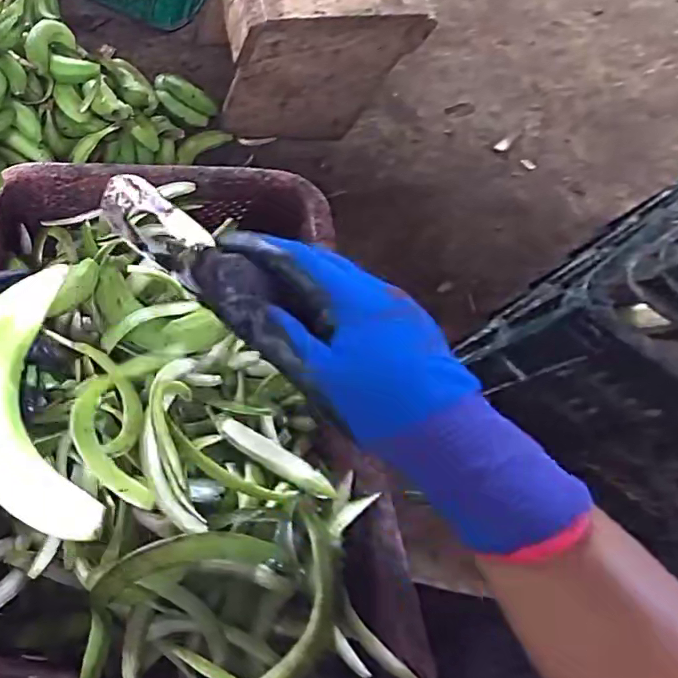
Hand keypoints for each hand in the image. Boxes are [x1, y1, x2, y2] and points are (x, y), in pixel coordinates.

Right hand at [194, 232, 478, 442]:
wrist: (446, 433)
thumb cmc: (376, 405)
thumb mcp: (320, 373)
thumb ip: (286, 335)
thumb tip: (255, 307)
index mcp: (356, 298)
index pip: (302, 258)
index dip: (264, 247)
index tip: (232, 243)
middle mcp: (379, 291)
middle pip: (324, 261)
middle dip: (283, 254)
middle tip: (247, 258)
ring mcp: (397, 305)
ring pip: (342, 276)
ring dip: (305, 272)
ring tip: (272, 278)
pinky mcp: (405, 322)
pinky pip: (357, 293)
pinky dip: (326, 290)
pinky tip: (312, 306)